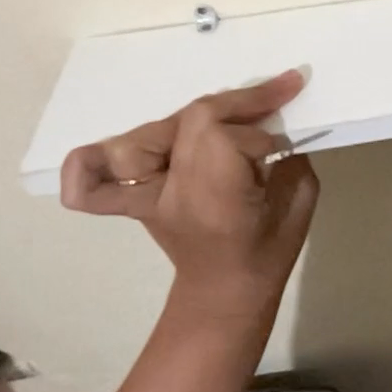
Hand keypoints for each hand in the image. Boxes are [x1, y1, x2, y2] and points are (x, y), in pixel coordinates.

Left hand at [58, 72, 320, 304]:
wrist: (224, 293)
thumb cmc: (269, 251)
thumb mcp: (300, 201)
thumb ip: (289, 157)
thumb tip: (274, 123)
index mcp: (217, 201)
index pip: (228, 139)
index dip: (261, 132)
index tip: (283, 146)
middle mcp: (172, 194)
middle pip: (193, 120)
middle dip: (240, 103)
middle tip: (275, 98)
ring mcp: (143, 196)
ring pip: (147, 134)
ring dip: (190, 118)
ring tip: (222, 122)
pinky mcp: (130, 198)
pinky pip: (92, 181)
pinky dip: (91, 163)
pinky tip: (119, 152)